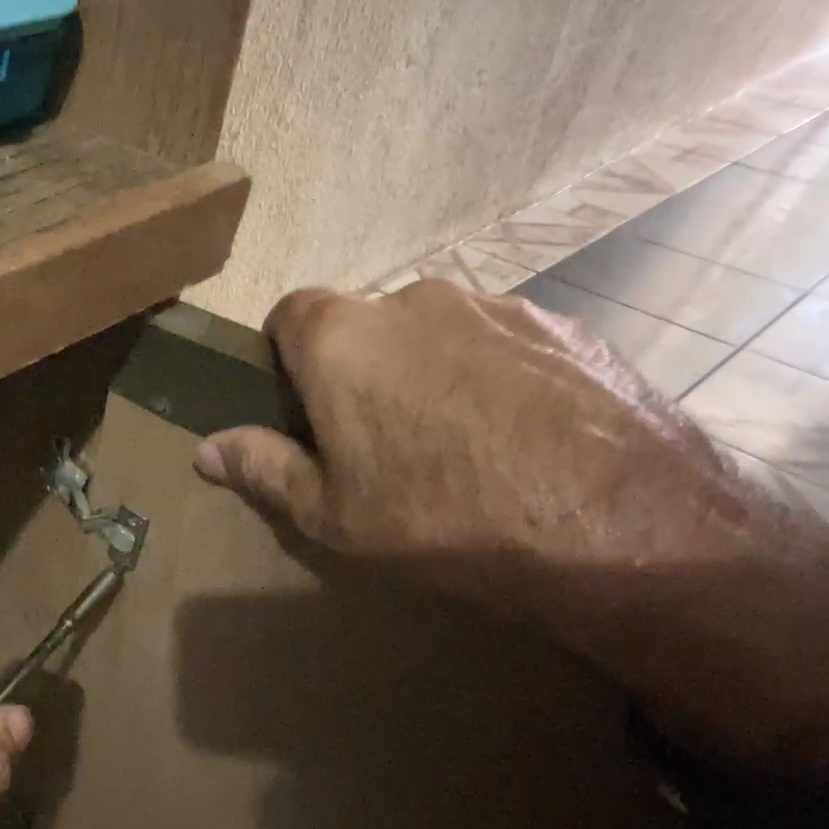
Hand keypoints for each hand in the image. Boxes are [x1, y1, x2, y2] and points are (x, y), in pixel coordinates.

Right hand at [194, 280, 828, 774]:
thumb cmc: (441, 517)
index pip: (287, 314)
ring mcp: (496, 307)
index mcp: (341, 339)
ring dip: (425, 370)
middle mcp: (412, 301)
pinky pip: (499, 342)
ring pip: (433, 331)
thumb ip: (262, 469)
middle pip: (362, 323)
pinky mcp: (565, 326)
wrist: (624, 527)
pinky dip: (491, 375)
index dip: (285, 358)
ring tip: (454, 442)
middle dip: (356, 367)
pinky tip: (517, 435)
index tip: (301, 409)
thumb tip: (204, 450)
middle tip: (375, 439)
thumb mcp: (329, 513)